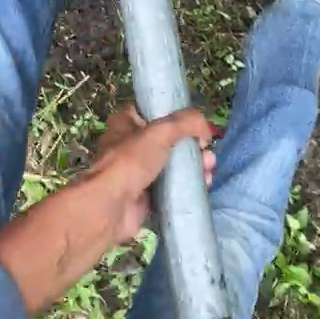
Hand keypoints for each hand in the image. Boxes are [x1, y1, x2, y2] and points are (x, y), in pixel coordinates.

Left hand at [90, 105, 216, 243]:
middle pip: (170, 140)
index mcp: (127, 122)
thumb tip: (206, 131)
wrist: (110, 207)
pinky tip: (204, 184)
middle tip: (207, 152)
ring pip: (173, 164)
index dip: (179, 115)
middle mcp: (131, 144)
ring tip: (209, 169)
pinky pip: (172, 186)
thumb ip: (187, 122)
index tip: (198, 125)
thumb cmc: (131, 161)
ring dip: (194, 165)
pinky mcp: (146, 195)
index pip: (156, 111)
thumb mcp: (161, 131)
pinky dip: (187, 185)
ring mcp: (138, 171)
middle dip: (193, 145)